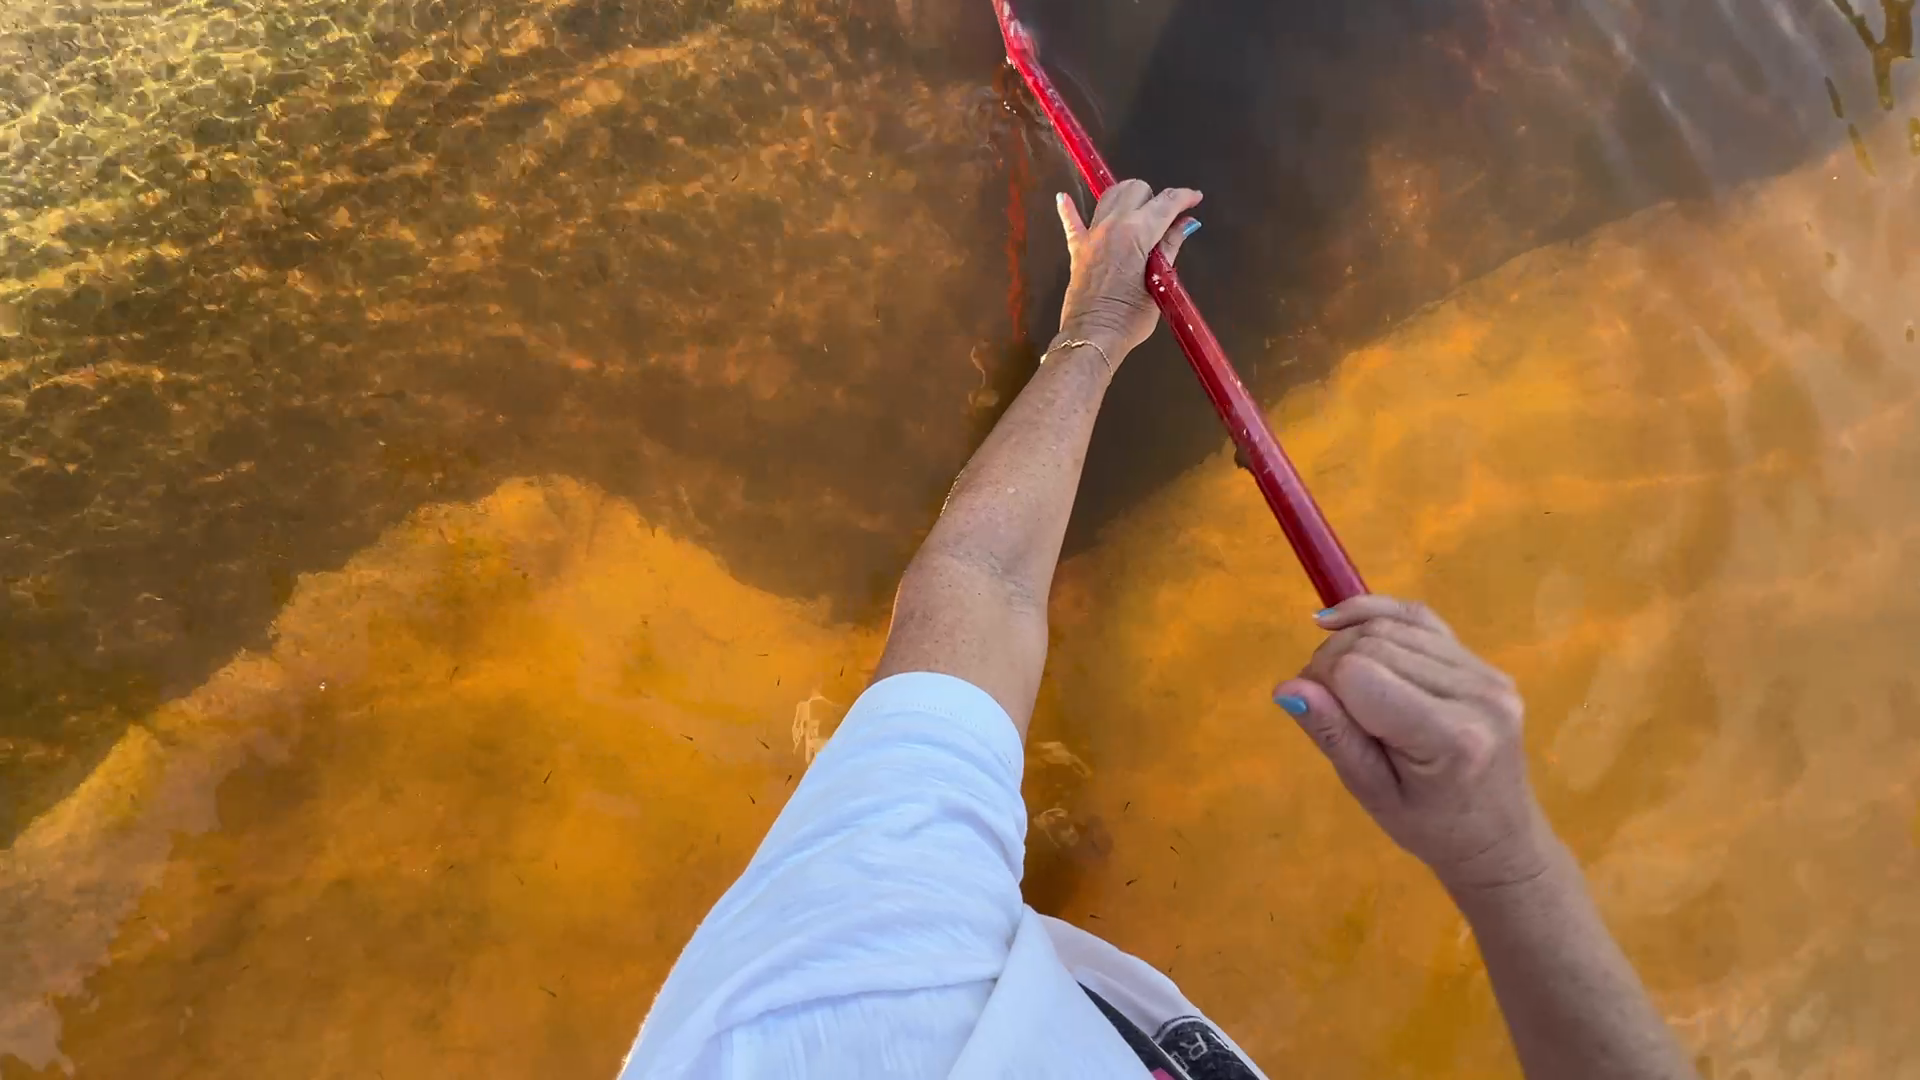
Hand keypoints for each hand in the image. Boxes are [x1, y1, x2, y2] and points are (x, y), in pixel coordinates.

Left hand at [1054, 180, 1203, 358]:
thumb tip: (1184, 224)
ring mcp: (1091, 237)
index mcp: (1135, 233)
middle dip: (1154, 198)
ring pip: (1108, 198)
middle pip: (1135, 190)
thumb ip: (1169, 249)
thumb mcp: (1158, 283)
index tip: (1194, 199)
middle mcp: (1111, 226)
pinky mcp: (1077, 251)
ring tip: (1138, 211)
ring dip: (1126, 198)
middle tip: (1165, 219)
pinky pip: (1071, 224)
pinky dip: (1068, 210)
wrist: (1092, 339)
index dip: (1184, 197)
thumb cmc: (1128, 319)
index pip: (1165, 203)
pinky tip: (1063, 198)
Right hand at [1274, 595, 1556, 893]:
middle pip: (1371, 642)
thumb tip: (1286, 688)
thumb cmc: (1428, 826)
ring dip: (1348, 643)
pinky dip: (1372, 613)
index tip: (1316, 713)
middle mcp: (1476, 693)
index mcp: (1450, 736)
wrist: (1497, 838)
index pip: (1358, 672)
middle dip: (1330, 662)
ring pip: (1388, 626)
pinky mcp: (1481, 662)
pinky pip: (1415, 617)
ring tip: (1339, 681)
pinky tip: (1339, 622)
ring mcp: (1485, 672)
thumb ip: (1332, 733)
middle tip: (1323, 703)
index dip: (1321, 683)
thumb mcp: (1369, 791)